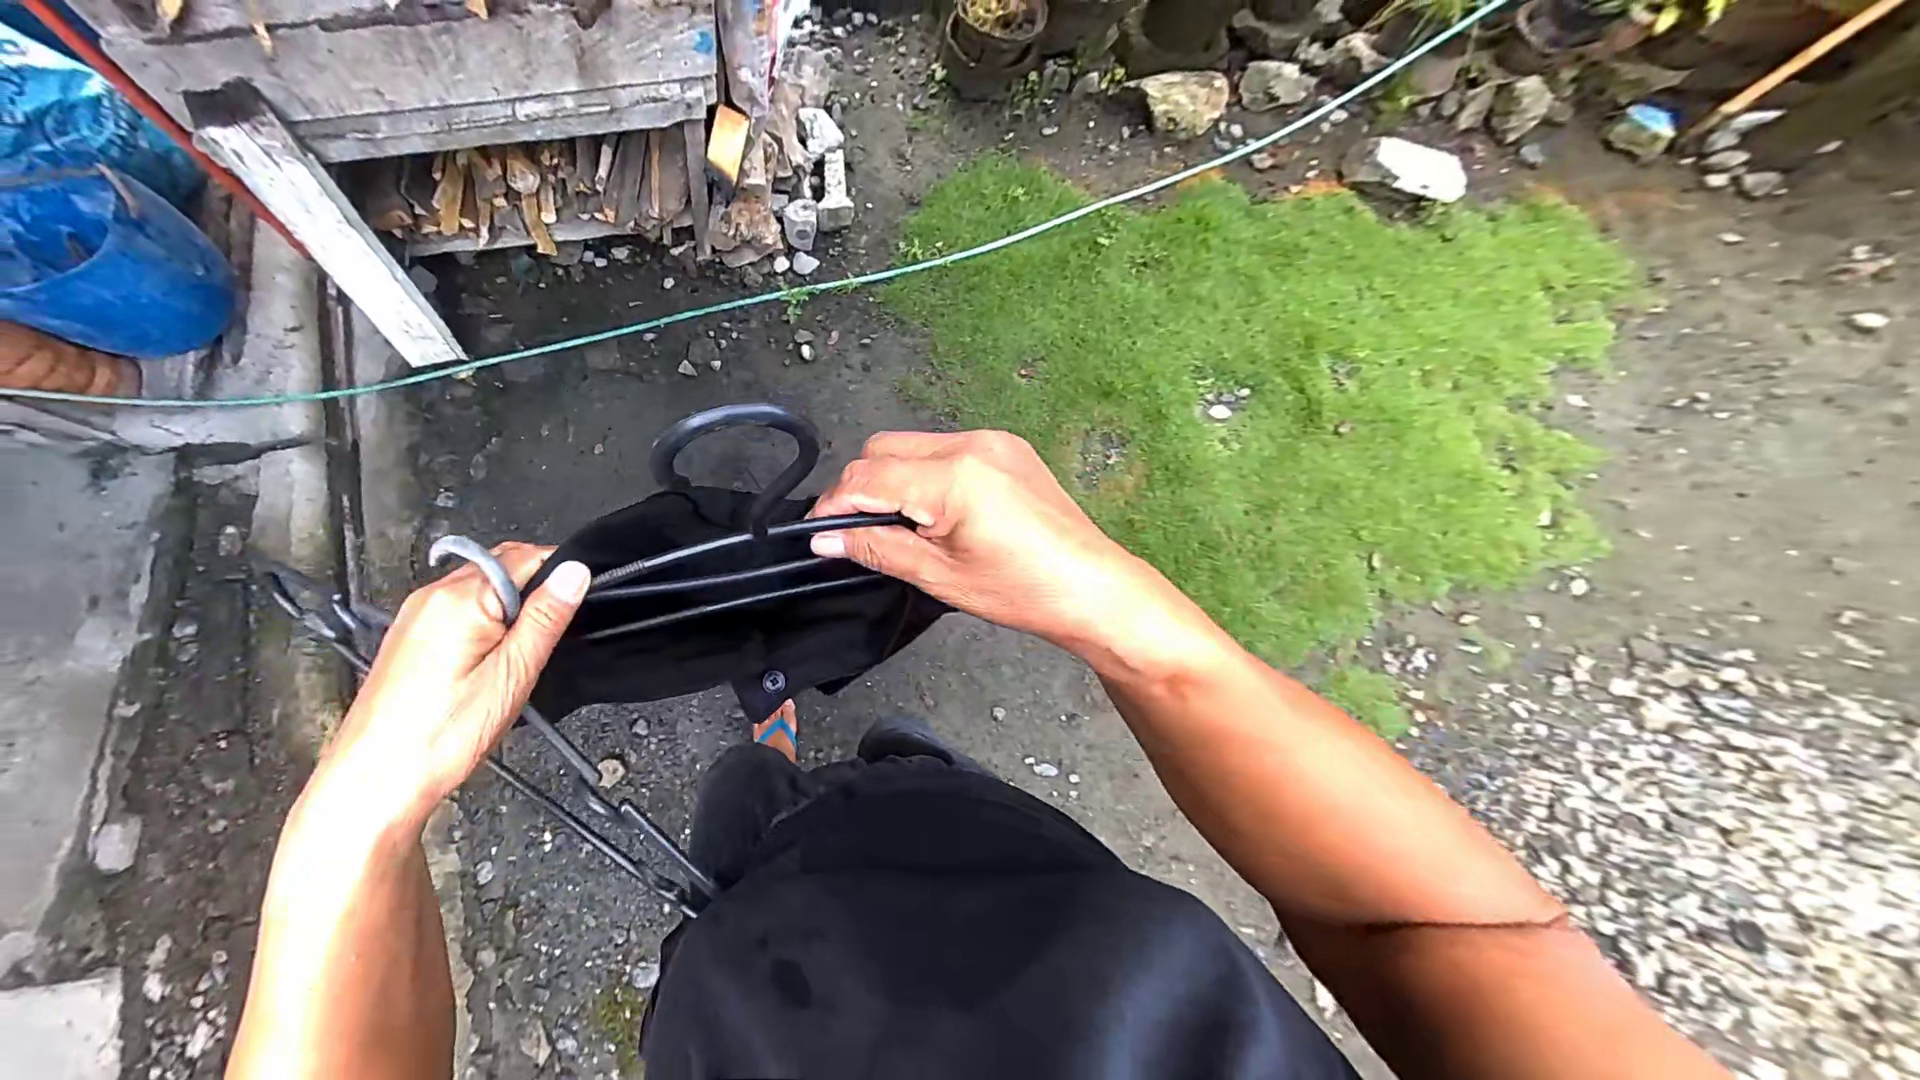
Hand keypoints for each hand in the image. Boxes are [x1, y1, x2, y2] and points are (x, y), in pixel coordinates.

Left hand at [307, 543, 589, 833]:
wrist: (373, 785)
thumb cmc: (438, 737)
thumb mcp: (515, 672)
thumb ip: (547, 615)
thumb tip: (575, 572)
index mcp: (461, 599)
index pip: (528, 555)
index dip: (563, 571)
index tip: (580, 597)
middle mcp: (431, 598)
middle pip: (504, 565)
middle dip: (539, 585)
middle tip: (557, 627)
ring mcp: (416, 616)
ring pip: (485, 587)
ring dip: (515, 604)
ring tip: (523, 651)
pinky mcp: (410, 637)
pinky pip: (463, 607)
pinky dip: (489, 620)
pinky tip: (494, 659)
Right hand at [807, 431, 1193, 659]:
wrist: (1091, 587)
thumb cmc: (1027, 589)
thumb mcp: (940, 576)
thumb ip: (877, 548)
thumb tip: (828, 539)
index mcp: (955, 477)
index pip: (867, 476)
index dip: (834, 504)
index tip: (820, 530)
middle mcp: (973, 445)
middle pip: (883, 450)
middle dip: (861, 488)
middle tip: (861, 533)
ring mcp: (992, 442)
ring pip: (912, 447)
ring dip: (893, 480)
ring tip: (906, 528)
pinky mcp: (1005, 448)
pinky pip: (944, 450)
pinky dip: (925, 475)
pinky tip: (936, 512)